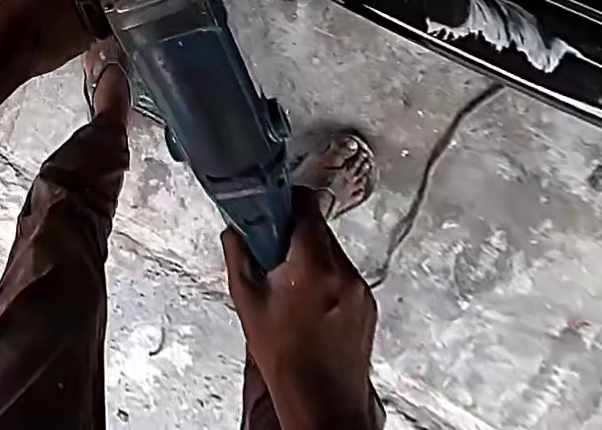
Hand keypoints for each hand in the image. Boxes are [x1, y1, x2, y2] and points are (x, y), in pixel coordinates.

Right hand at [223, 188, 379, 429]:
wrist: (321, 403)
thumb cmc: (284, 356)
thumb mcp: (244, 297)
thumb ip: (237, 251)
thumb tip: (234, 227)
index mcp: (314, 266)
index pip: (307, 206)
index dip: (285, 197)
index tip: (268, 200)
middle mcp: (345, 274)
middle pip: (317, 227)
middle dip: (290, 228)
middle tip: (267, 243)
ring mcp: (360, 291)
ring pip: (329, 248)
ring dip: (305, 250)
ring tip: (283, 274)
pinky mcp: (367, 306)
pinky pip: (340, 271)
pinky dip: (321, 271)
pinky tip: (302, 293)